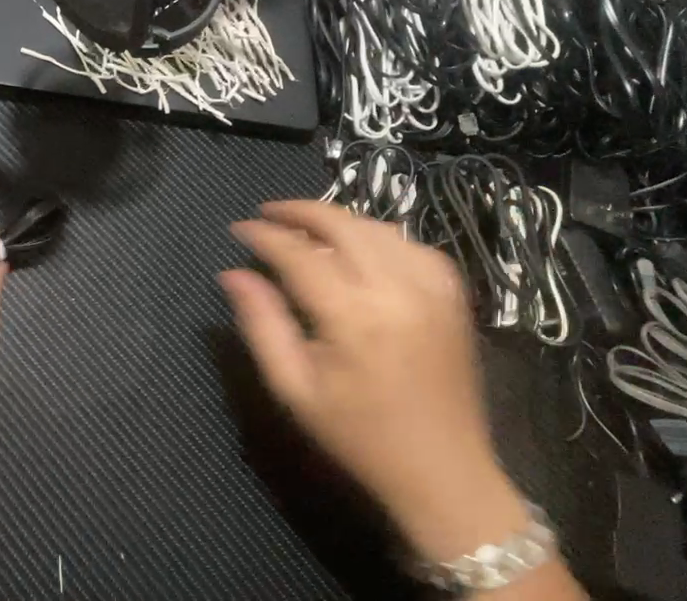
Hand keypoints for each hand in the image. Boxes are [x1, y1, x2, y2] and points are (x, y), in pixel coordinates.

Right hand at [220, 201, 529, 559]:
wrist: (445, 476)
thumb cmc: (357, 435)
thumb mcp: (292, 387)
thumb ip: (260, 322)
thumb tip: (232, 273)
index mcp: (353, 316)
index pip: (298, 252)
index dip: (262, 234)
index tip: (237, 228)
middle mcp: (397, 290)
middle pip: (341, 224)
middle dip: (298, 210)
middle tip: (267, 214)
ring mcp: (433, 291)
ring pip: (377, 228)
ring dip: (337, 221)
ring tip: (307, 229)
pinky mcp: (454, 298)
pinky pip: (413, 245)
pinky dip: (380, 236)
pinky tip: (360, 248)